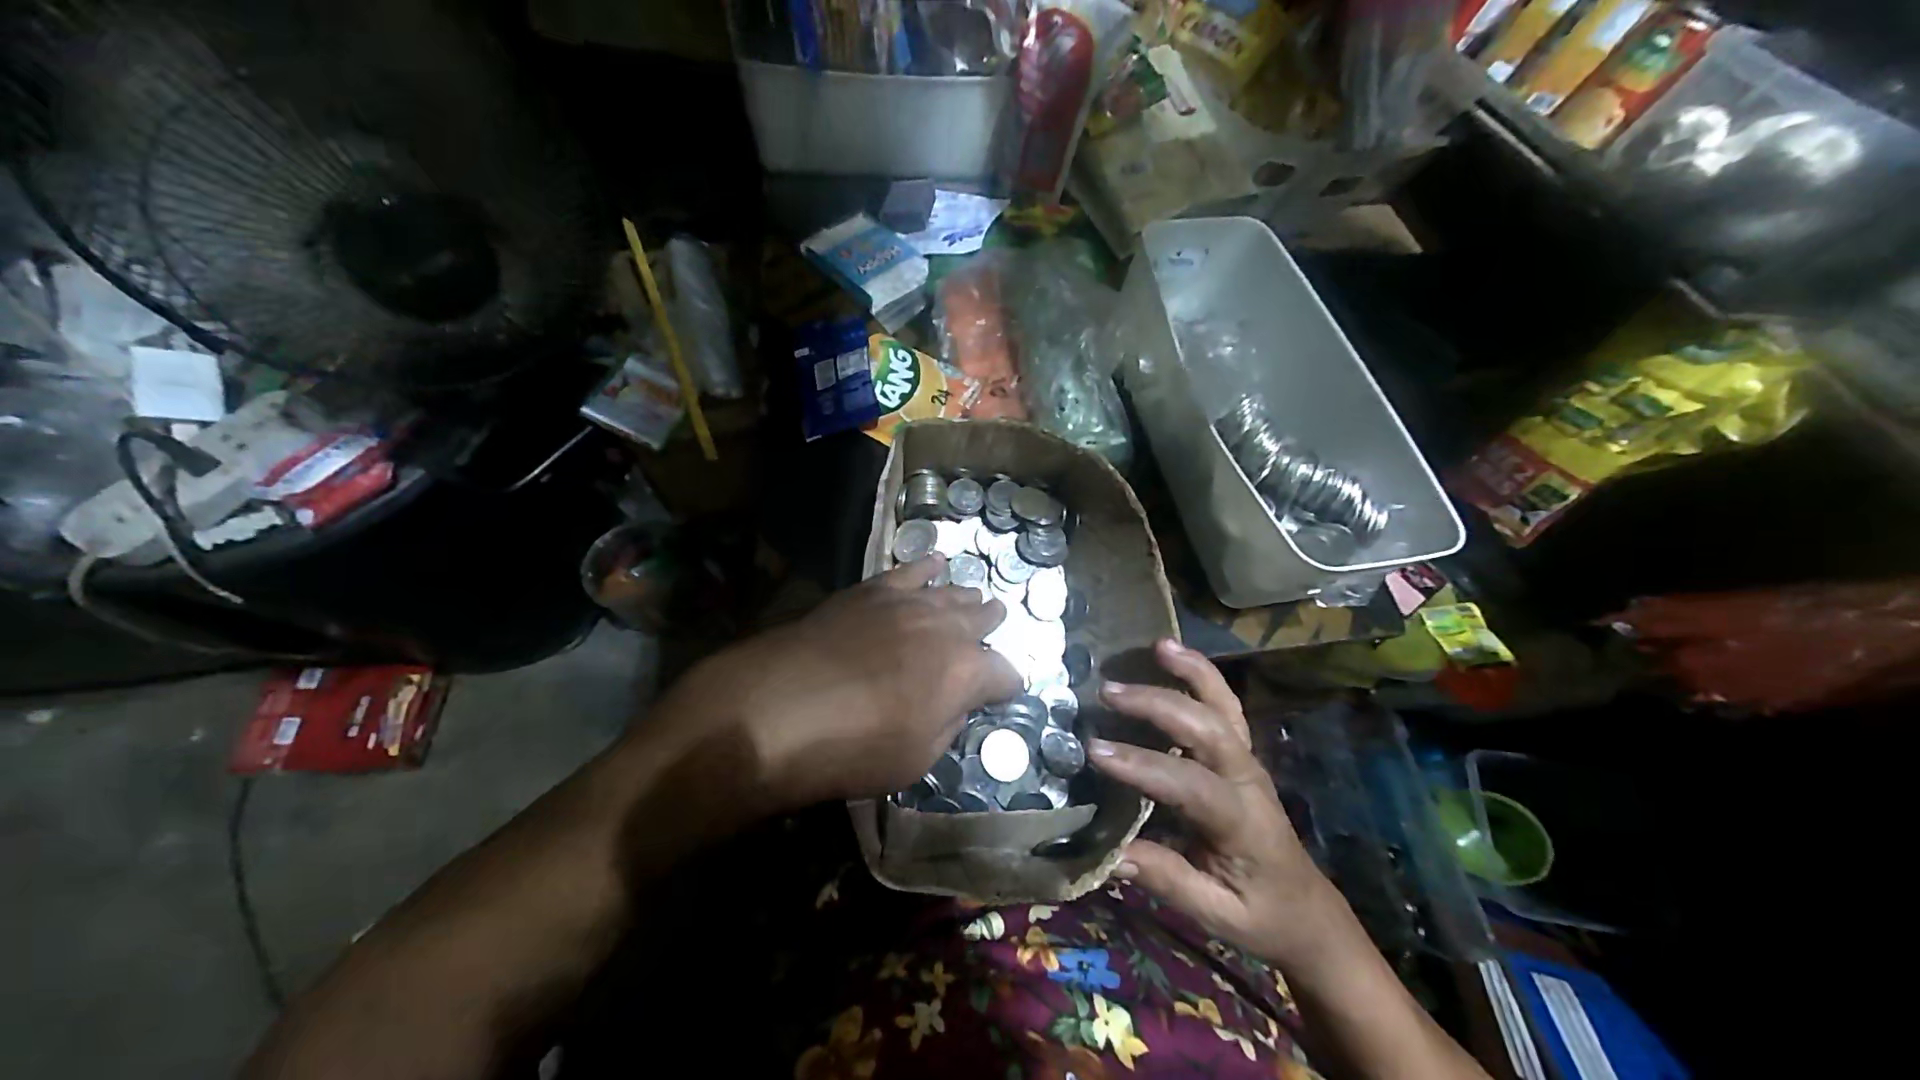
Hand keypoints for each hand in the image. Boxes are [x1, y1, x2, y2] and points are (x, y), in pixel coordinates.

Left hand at [650, 555, 1021, 812]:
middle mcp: (945, 628)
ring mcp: (907, 603)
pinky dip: (926, 566)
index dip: (1008, 685)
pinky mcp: (870, 590)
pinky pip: (908, 571)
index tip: (1003, 691)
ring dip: (965, 597)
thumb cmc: (852, 749)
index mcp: (966, 672)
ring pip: (949, 592)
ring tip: (974, 596)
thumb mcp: (916, 760)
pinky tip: (935, 562)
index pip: (1005, 674)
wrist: (777, 708)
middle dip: (991, 625)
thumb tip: (955, 702)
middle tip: (997, 621)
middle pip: (979, 621)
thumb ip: (947, 724)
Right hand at [1087, 638, 1338, 967]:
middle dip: (1158, 705)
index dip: (1144, 766)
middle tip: (1107, 693)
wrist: (1307, 910)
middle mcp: (1249, 780)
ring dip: (1191, 671)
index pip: (1192, 785)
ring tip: (1156, 645)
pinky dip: (1200, 674)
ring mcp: (1248, 761)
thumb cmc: (1261, 914)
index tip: (1096, 752)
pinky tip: (1172, 653)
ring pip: (1224, 705)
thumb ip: (1167, 879)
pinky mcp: (1242, 754)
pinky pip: (1224, 705)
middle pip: (1209, 728)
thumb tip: (1109, 853)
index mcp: (1243, 823)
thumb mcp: (1216, 914)